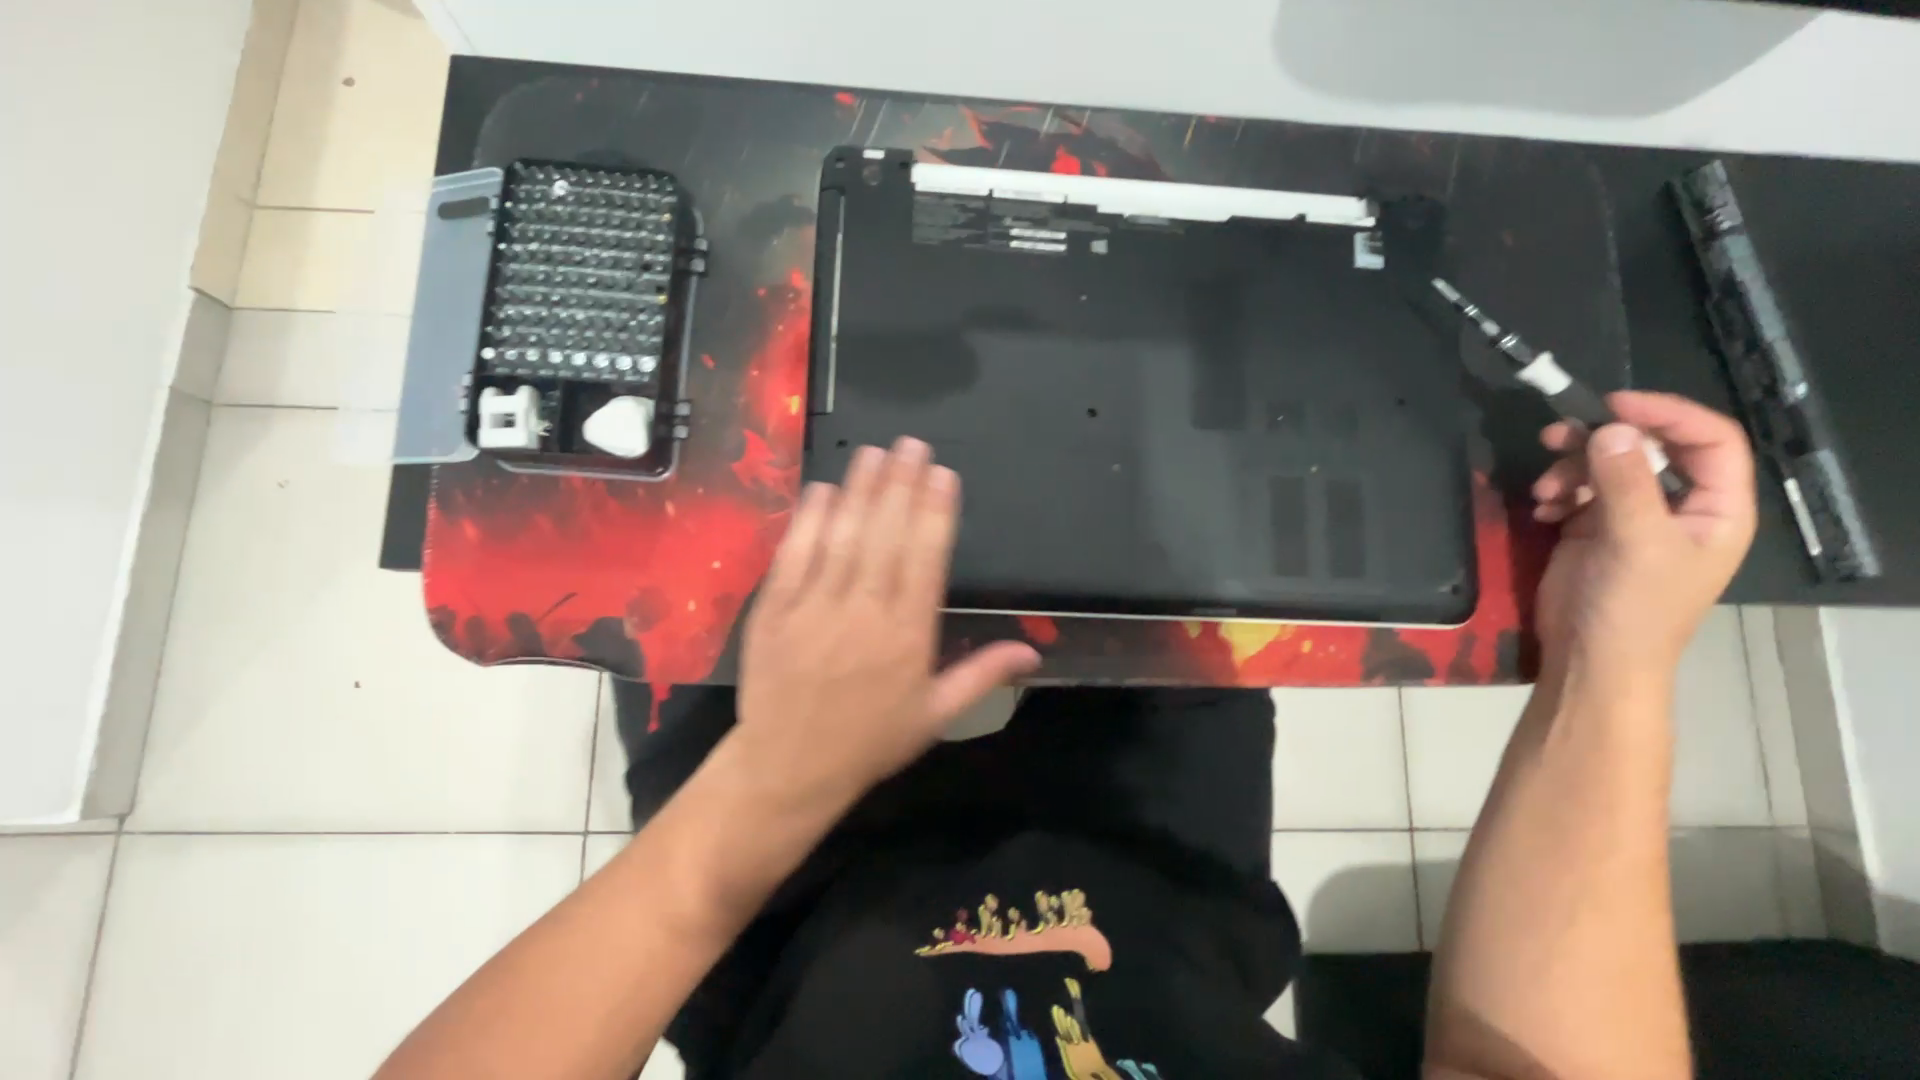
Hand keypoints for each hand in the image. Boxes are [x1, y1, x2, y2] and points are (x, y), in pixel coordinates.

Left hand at [733, 437, 1040, 811]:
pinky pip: (794, 555)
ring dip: (860, 490)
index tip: (942, 473)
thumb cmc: (870, 741)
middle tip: (910, 443)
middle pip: (885, 534)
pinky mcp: (775, 608)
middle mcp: (863, 611)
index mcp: (906, 635)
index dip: (935, 511)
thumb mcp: (935, 715)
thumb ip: (982, 675)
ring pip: (842, 536)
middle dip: (900, 484)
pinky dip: (809, 520)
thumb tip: (1034, 652)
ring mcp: (814, 606)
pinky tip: (823, 490)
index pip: (925, 558)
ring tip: (874, 453)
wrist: (790, 765)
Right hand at [1529, 392, 1756, 685]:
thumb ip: (1625, 482)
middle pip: (1650, 447)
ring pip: (1607, 466)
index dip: (1667, 414)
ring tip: (1543, 489)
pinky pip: (1578, 490)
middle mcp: (1680, 507)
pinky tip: (1542, 508)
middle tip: (1557, 434)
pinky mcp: (1592, 530)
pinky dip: (1557, 491)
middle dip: (1604, 439)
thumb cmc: (1633, 608)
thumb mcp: (1636, 542)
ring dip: (1570, 468)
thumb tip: (1609, 428)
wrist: (1590, 659)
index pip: (1710, 441)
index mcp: (1716, 509)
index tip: (1613, 405)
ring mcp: (1633, 517)